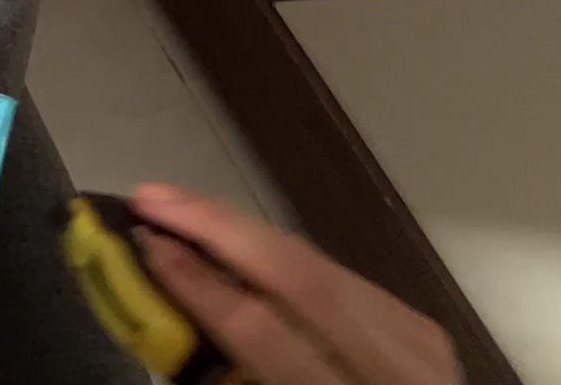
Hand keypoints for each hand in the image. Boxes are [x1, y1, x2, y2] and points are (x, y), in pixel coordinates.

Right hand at [129, 184, 458, 384]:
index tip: (143, 239)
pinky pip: (328, 268)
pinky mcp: (416, 326)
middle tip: (147, 194)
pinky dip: (268, 243)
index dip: (198, 281)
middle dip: (213, 224)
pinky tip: (226, 227)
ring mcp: (417, 347)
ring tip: (172, 198)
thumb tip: (162, 275)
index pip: (264, 330)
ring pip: (314, 260)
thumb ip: (218, 354)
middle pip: (299, 275)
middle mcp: (395, 372)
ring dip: (232, 222)